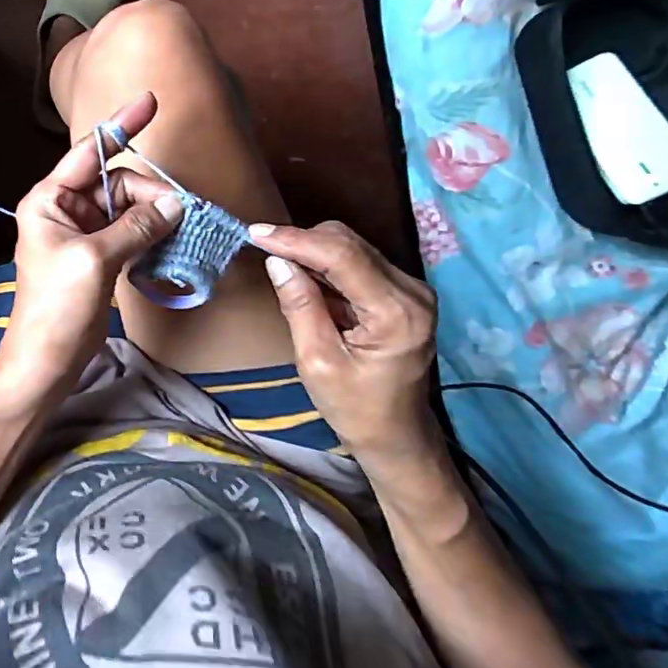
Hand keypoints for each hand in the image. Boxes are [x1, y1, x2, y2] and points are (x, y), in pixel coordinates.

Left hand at [0, 92, 184, 406]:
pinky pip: (131, 232)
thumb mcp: (95, 260)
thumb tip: (175, 203)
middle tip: (181, 212)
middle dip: (149, 192)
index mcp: (49, 200)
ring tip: (182, 227)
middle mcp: (65, 209)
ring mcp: (83, 233)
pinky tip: (170, 243)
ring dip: (155, 214)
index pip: (88, 152)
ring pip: (128, 208)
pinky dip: (151, 234)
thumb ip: (136, 226)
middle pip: (117, 182)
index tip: (150, 100)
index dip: (120, 126)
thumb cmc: (56, 306)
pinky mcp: (99, 255)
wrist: (47, 359)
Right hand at [247, 221, 439, 465]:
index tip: (255, 233)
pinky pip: (357, 261)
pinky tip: (304, 277)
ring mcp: (411, 290)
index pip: (342, 256)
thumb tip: (276, 261)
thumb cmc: (354, 407)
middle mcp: (412, 291)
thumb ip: (299, 306)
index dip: (295, 239)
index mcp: (395, 313)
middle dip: (302, 242)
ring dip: (311, 251)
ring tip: (280, 265)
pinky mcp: (402, 292)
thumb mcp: (316, 361)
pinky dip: (325, 263)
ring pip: (351, 246)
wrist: (396, 434)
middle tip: (262, 250)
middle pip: (348, 243)